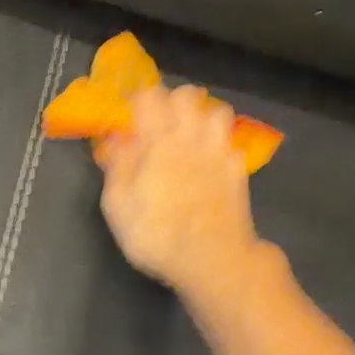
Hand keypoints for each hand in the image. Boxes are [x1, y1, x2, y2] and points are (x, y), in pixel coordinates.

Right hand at [96, 85, 258, 289]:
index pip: (150, 96)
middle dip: (171, 102)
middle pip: (187, 95)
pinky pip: (230, 143)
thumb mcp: (118, 204)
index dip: (137, 99)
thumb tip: (115, 138)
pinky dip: (219, 146)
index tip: (128, 114)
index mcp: (158, 140)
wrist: (212, 259)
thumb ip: (117, 165)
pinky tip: (209, 163)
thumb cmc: (155, 233)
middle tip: (158, 123)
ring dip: (201, 118)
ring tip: (188, 137)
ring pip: (216, 112)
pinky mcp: (239, 170)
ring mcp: (220, 151)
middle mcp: (191, 137)